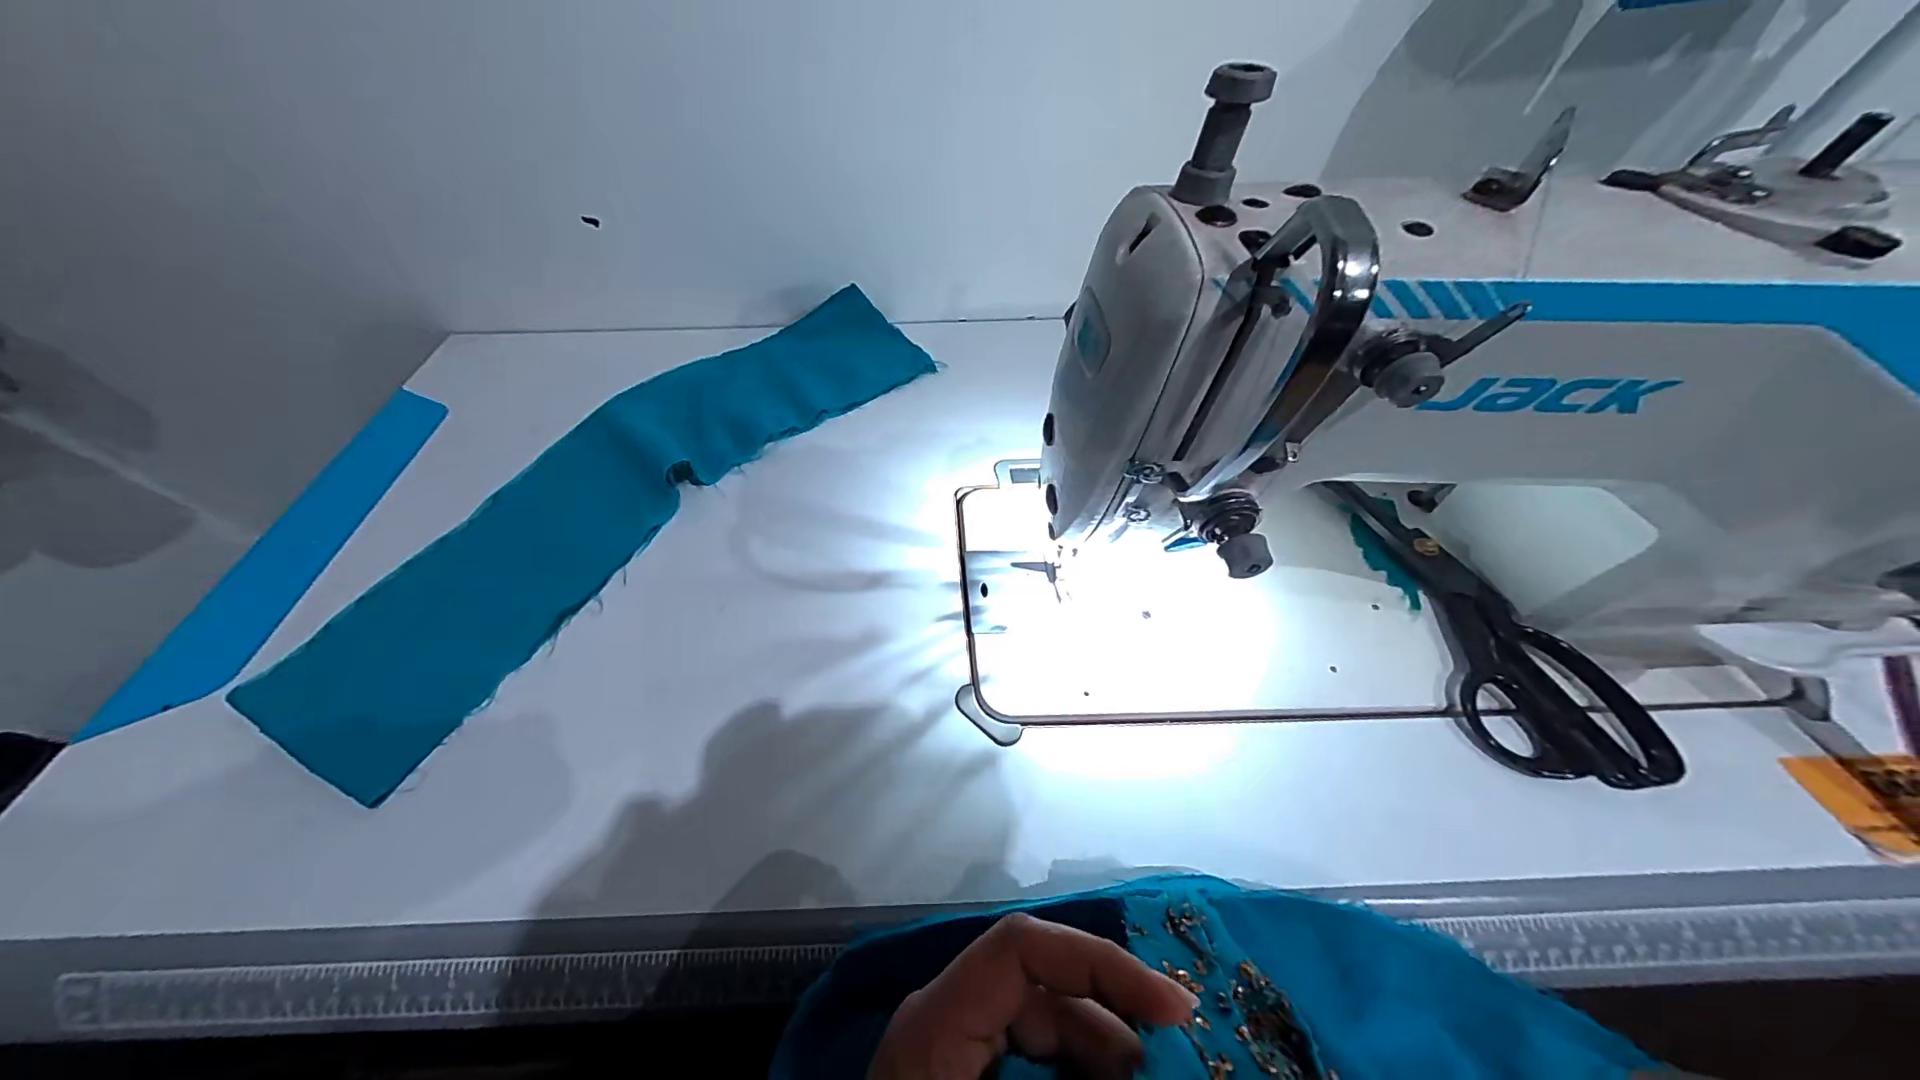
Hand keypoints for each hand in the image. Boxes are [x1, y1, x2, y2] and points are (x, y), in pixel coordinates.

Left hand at [868, 912, 1198, 1079]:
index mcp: (939, 1020)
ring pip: (1049, 1033)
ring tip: (1154, 1077)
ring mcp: (959, 1053)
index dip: (1099, 962)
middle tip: (1181, 1063)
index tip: (1172, 1009)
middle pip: (1047, 993)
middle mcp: (949, 1020)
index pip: (1022, 948)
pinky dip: (1081, 1079)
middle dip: (1119, 1026)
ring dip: (1107, 1060)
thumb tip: (1146, 1066)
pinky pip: (1037, 1065)